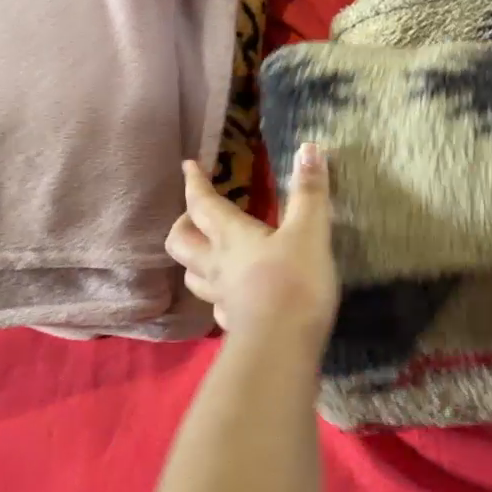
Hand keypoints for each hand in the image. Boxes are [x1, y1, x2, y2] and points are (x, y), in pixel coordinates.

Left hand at [165, 142, 339, 346]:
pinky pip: (217, 305)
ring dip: (194, 261)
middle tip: (197, 215)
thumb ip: (310, 192)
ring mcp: (222, 297)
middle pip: (181, 242)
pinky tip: (233, 296)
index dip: (195, 183)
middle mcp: (218, 265)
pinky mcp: (235, 322)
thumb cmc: (295, 281)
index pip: (203, 204)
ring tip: (208, 253)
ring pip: (192, 275)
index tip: (187, 165)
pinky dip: (219, 295)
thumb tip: (309, 147)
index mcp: (232, 237)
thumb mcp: (310, 231)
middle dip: (185, 224)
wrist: (284, 343)